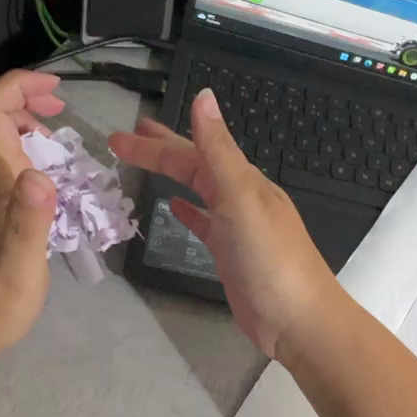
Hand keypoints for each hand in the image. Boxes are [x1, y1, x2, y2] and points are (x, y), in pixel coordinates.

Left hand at [0, 70, 64, 370]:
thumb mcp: (21, 267)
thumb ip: (31, 221)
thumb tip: (40, 175)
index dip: (18, 85)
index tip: (56, 89)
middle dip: (18, 93)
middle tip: (57, 106)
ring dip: (16, 116)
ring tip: (53, 132)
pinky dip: (16, 143)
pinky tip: (40, 168)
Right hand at [110, 88, 344, 357]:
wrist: (298, 320)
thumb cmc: (270, 259)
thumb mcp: (241, 198)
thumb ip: (219, 151)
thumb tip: (204, 96)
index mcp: (243, 181)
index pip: (192, 153)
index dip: (155, 145)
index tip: (118, 138)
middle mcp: (241, 197)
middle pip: (196, 166)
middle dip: (162, 150)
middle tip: (125, 139)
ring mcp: (238, 227)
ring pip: (199, 191)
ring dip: (174, 175)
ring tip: (148, 163)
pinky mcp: (232, 255)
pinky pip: (206, 224)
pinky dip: (189, 212)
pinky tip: (176, 208)